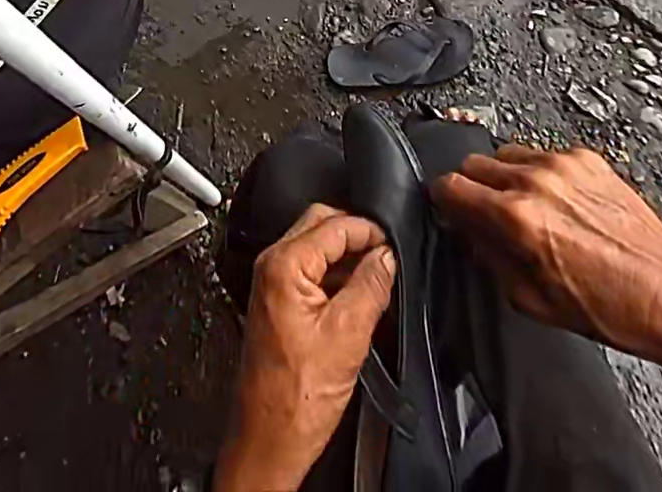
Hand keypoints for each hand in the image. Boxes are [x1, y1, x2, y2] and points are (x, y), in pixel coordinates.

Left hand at [215, 205, 396, 491]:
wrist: (269, 438)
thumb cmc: (295, 399)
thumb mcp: (348, 335)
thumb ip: (371, 286)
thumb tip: (387, 256)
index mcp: (284, 265)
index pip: (334, 224)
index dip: (368, 230)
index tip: (392, 244)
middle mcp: (272, 265)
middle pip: (320, 224)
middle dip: (356, 234)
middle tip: (386, 254)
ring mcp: (273, 282)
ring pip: (315, 245)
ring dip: (346, 254)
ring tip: (376, 277)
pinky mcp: (278, 300)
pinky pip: (310, 269)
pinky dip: (335, 273)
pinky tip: (357, 294)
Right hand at [429, 146, 661, 363]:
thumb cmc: (614, 305)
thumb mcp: (530, 298)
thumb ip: (487, 256)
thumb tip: (466, 232)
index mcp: (516, 217)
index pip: (450, 185)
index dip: (443, 199)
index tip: (447, 206)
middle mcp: (535, 181)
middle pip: (472, 163)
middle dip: (471, 187)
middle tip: (484, 211)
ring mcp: (562, 165)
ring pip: (505, 153)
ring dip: (503, 177)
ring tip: (524, 206)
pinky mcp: (586, 159)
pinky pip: (542, 154)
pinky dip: (539, 173)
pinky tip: (557, 202)